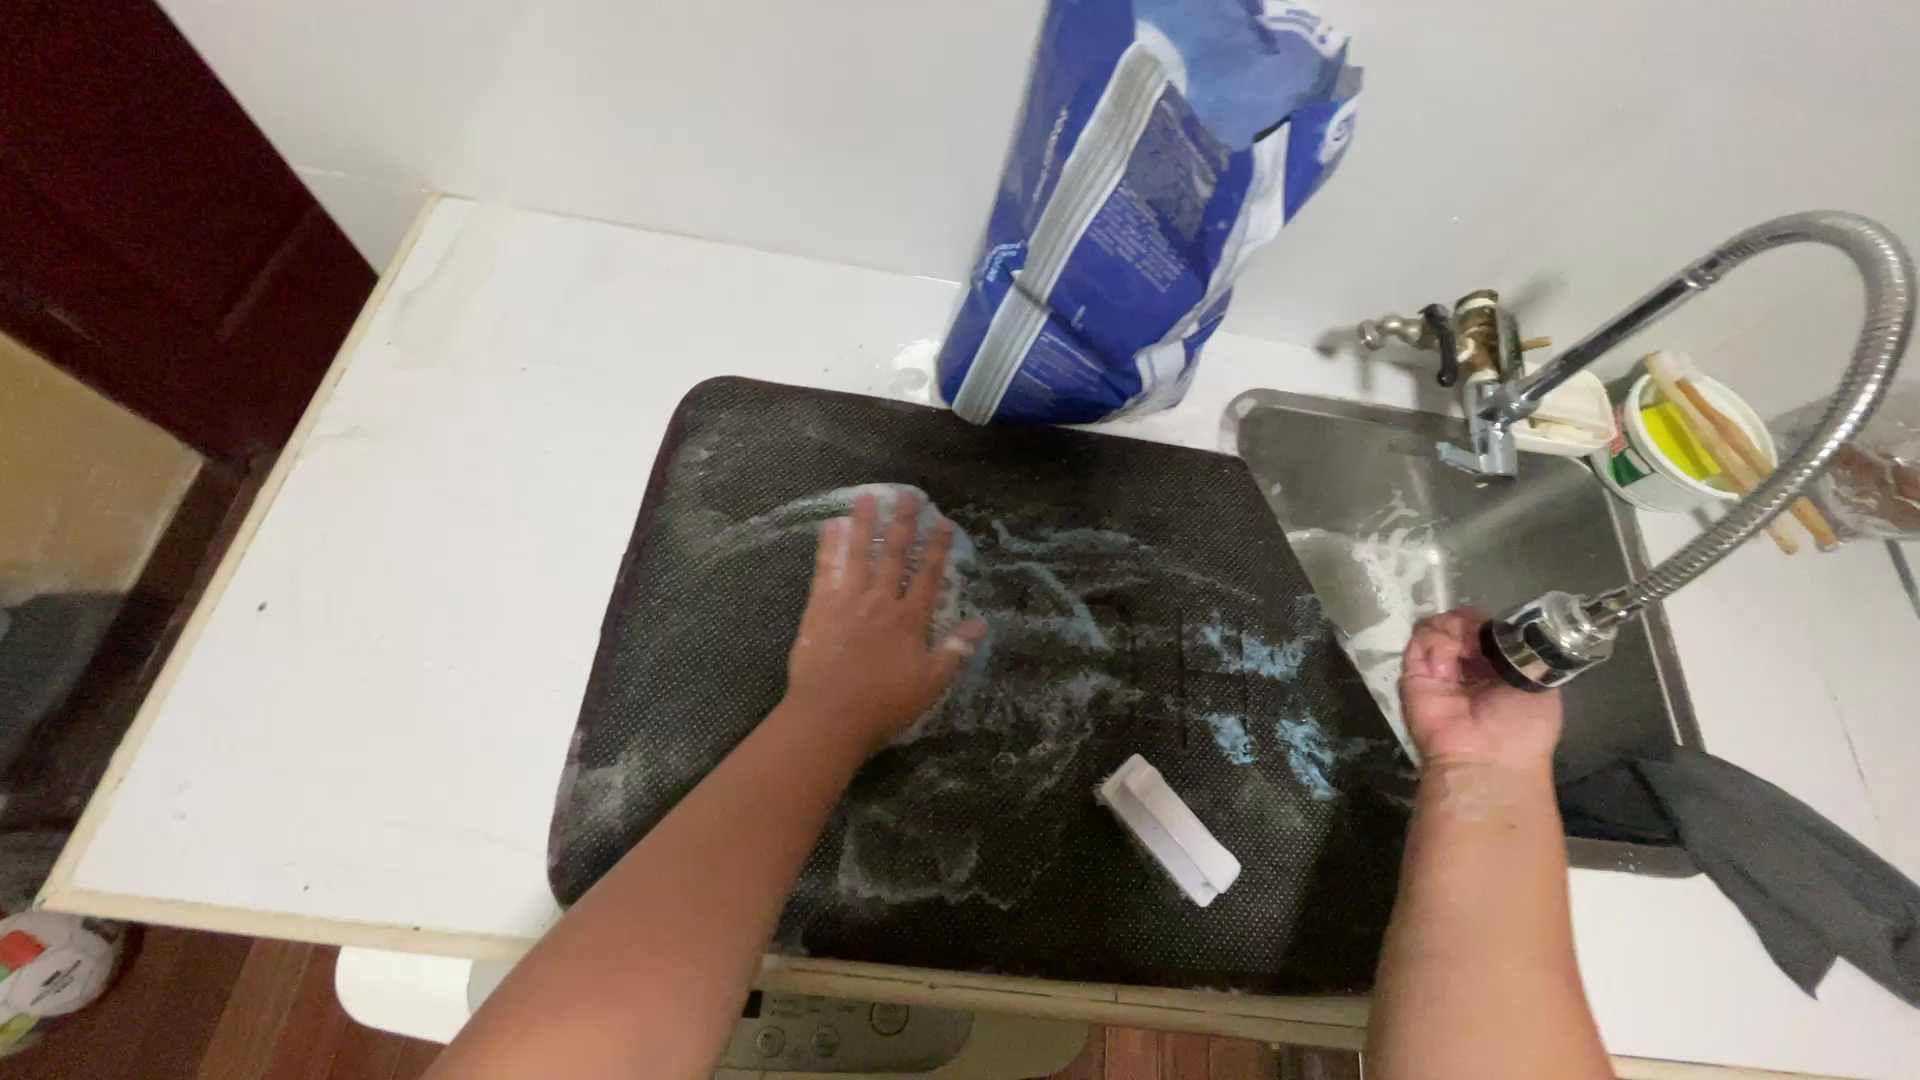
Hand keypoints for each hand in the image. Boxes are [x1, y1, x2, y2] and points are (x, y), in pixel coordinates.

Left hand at [784, 491, 987, 747]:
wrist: (829, 714)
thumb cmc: (884, 704)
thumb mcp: (931, 683)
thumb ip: (955, 650)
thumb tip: (981, 623)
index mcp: (909, 619)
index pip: (928, 575)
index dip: (937, 548)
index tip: (943, 521)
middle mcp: (880, 601)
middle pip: (894, 555)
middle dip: (903, 524)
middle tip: (907, 495)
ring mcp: (847, 600)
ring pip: (859, 553)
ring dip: (864, 523)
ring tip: (867, 496)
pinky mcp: (819, 607)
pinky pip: (825, 569)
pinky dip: (829, 546)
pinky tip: (831, 527)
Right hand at [1400, 609, 1561, 773]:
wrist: (1488, 756)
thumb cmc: (1522, 728)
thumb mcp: (1541, 686)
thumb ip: (1521, 655)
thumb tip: (1499, 631)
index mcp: (1493, 667)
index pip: (1482, 630)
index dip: (1487, 623)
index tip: (1497, 628)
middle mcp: (1463, 665)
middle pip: (1456, 624)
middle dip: (1467, 622)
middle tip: (1477, 638)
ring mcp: (1436, 668)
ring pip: (1434, 627)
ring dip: (1450, 628)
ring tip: (1462, 647)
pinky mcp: (1413, 672)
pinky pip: (1419, 642)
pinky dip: (1435, 642)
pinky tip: (1448, 658)